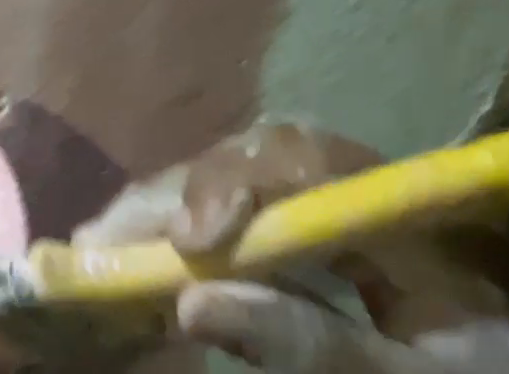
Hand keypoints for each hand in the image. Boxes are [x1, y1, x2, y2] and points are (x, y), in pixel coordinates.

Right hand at [72, 120, 508, 373]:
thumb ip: (318, 348)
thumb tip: (191, 300)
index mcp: (404, 213)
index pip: (299, 159)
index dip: (228, 184)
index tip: (187, 242)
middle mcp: (363, 192)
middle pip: (252, 160)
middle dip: (173, 196)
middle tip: (104, 242)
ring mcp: (341, 214)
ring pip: (238, 181)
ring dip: (170, 209)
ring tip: (108, 246)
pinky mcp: (325, 242)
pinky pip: (247, 216)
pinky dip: (194, 233)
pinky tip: (154, 254)